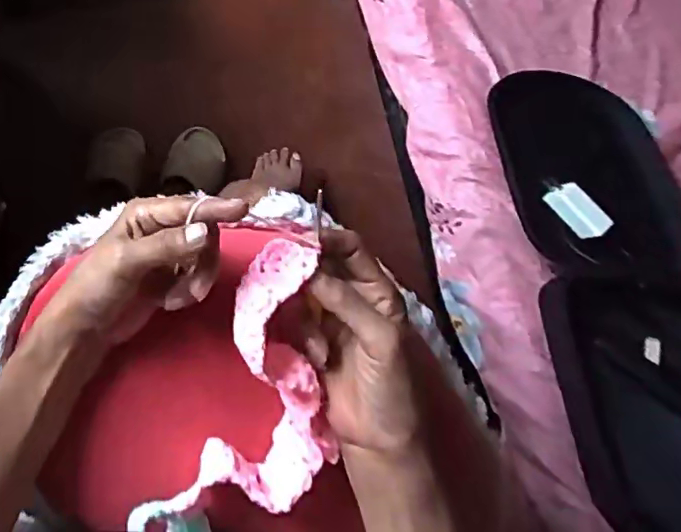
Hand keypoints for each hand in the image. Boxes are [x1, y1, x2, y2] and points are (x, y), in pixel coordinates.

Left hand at [34, 194, 250, 348]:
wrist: (85, 328)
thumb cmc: (98, 285)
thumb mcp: (128, 262)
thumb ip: (167, 246)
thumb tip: (205, 231)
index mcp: (145, 212)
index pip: (188, 206)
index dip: (215, 208)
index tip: (243, 209)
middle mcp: (159, 226)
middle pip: (203, 230)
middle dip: (204, 260)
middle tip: (194, 287)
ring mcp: (167, 251)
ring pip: (204, 256)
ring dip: (196, 279)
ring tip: (176, 299)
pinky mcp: (171, 275)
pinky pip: (197, 276)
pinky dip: (188, 291)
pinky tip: (168, 302)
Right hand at [302, 227, 422, 457]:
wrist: (377, 442)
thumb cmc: (391, 387)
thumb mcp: (380, 339)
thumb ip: (346, 301)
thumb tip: (309, 268)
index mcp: (376, 289)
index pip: (350, 247)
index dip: (326, 237)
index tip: (300, 240)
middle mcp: (350, 295)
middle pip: (318, 264)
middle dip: (303, 274)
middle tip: (289, 283)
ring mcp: (327, 315)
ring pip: (301, 290)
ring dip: (303, 315)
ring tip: (318, 347)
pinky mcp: (309, 336)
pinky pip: (293, 318)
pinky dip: (300, 336)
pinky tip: (316, 360)